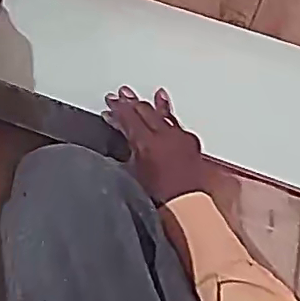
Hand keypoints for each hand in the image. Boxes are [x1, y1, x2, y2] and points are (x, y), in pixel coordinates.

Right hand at [103, 87, 232, 205]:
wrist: (188, 206)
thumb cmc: (161, 195)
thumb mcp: (132, 171)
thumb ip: (126, 150)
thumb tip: (119, 140)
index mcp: (146, 142)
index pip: (128, 118)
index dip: (117, 109)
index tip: (110, 103)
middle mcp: (164, 135)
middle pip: (143, 111)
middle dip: (129, 102)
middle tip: (119, 95)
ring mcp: (179, 136)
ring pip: (159, 112)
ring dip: (146, 103)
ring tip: (136, 94)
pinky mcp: (190, 141)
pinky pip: (174, 120)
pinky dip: (166, 110)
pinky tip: (162, 99)